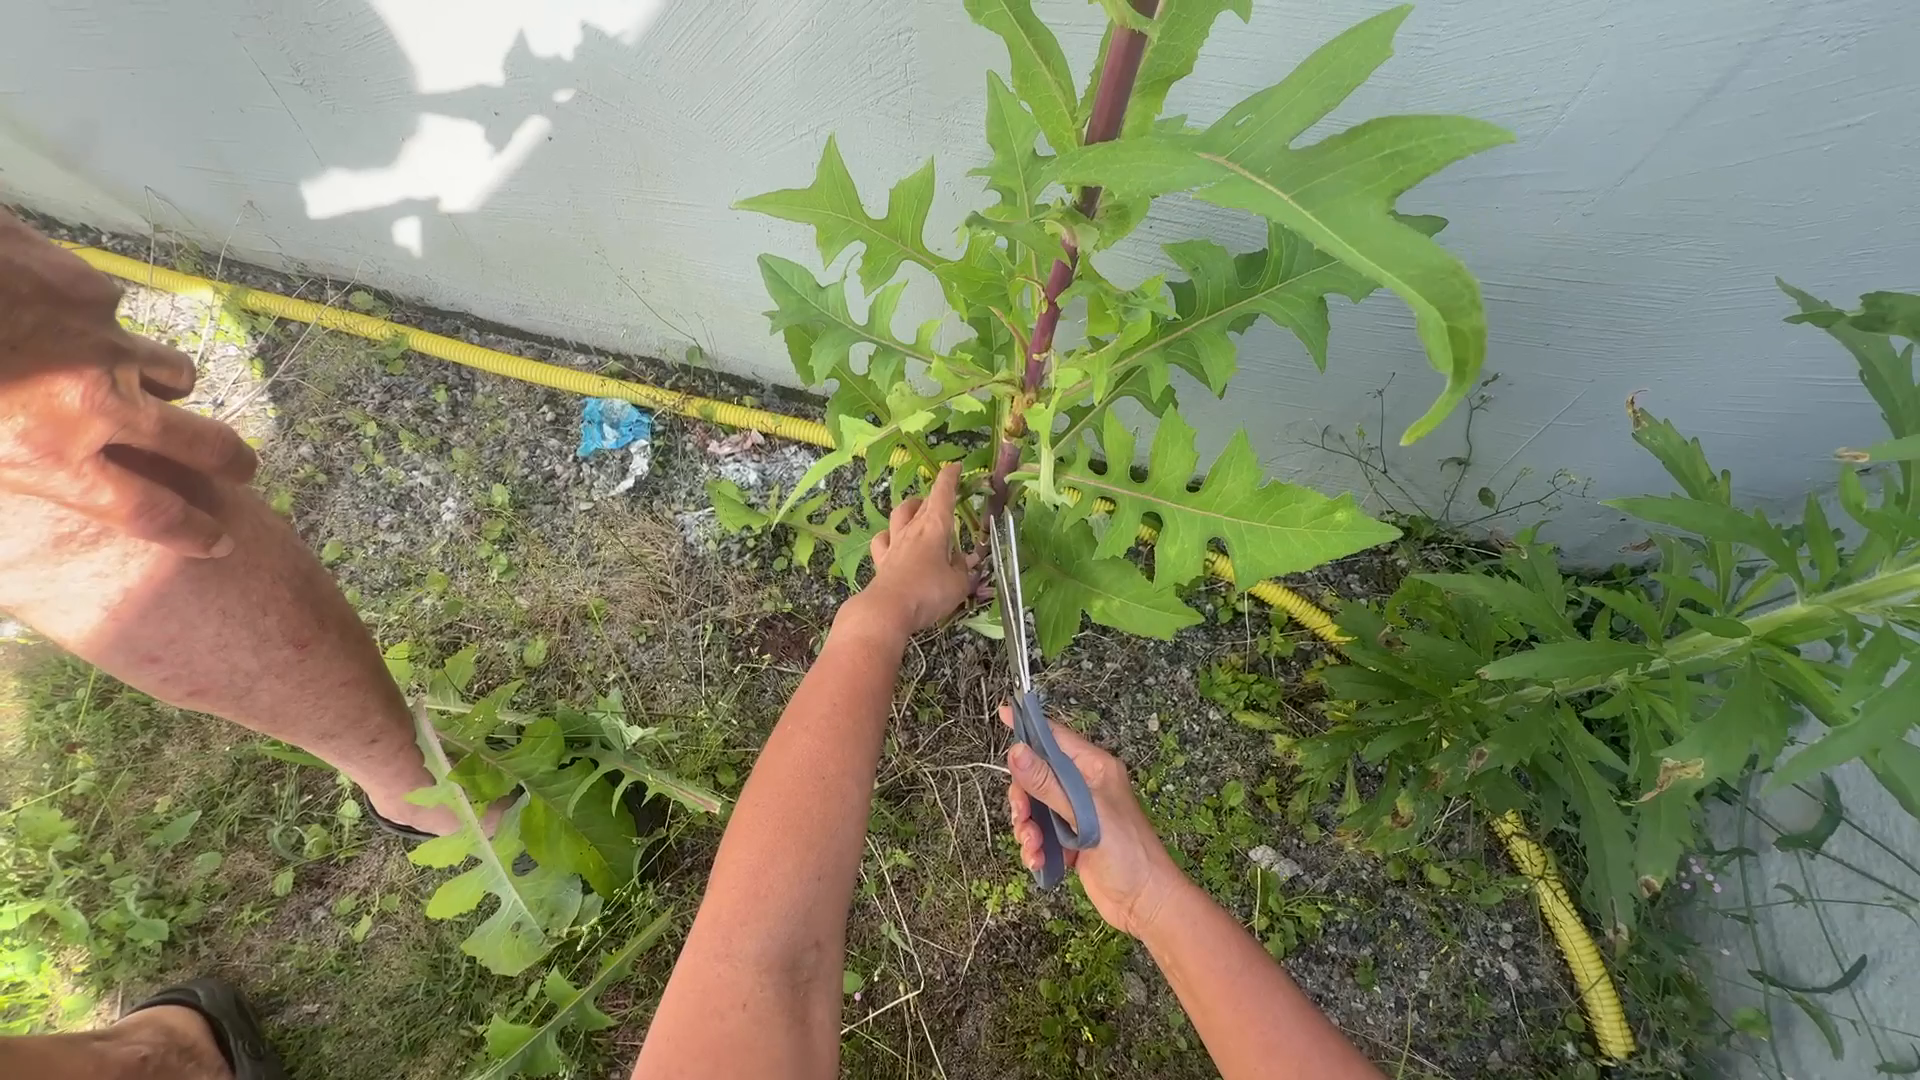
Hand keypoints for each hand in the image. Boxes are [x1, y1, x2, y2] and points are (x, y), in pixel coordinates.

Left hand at [0, 210, 256, 555]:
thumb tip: (17, 472)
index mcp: (39, 451)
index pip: (149, 512)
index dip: (192, 532)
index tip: (217, 541)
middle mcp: (94, 402)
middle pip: (206, 446)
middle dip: (231, 460)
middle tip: (238, 466)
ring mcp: (101, 342)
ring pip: (173, 373)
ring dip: (160, 381)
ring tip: (122, 371)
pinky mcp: (85, 288)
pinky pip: (108, 310)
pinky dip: (84, 315)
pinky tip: (32, 296)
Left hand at [851, 463, 974, 636]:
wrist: (888, 610)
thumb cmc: (928, 592)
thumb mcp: (958, 584)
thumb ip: (963, 571)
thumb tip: (964, 562)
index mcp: (935, 527)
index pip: (943, 493)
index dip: (950, 478)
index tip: (955, 467)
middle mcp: (912, 530)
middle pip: (921, 503)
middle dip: (932, 497)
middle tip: (942, 501)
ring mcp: (893, 544)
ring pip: (898, 515)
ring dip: (909, 510)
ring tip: (917, 514)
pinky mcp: (881, 561)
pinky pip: (883, 540)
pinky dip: (890, 536)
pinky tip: (893, 541)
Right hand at [1002, 705, 1187, 938]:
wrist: (1146, 904)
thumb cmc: (1127, 853)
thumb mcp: (1084, 814)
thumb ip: (1048, 783)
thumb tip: (1016, 751)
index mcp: (1094, 768)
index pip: (1056, 738)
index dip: (1029, 727)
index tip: (1004, 714)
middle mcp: (1084, 786)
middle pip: (1037, 775)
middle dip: (1023, 796)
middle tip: (1022, 816)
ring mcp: (1076, 813)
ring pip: (1035, 806)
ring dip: (1026, 826)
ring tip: (1033, 846)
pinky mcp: (1070, 839)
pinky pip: (1040, 831)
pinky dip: (1034, 845)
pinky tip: (1038, 861)